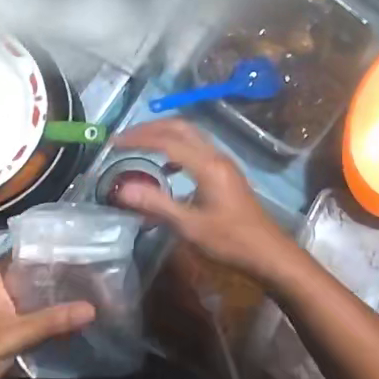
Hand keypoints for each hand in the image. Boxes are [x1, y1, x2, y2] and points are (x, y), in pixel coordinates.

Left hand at [0, 259, 94, 378]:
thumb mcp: (9, 336)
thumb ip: (51, 321)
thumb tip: (94, 308)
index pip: (30, 250)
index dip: (58, 247)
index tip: (90, 245)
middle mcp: (0, 289)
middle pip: (39, 273)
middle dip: (67, 273)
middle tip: (103, 268)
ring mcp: (5, 312)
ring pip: (41, 296)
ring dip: (64, 296)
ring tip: (100, 289)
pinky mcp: (10, 333)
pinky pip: (40, 316)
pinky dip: (57, 316)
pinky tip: (82, 316)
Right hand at [110, 120, 302, 283]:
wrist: (266, 250)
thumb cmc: (229, 240)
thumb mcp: (189, 226)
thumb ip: (156, 205)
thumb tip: (121, 188)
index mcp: (208, 166)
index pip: (168, 140)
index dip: (139, 139)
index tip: (112, 143)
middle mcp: (217, 157)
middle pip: (182, 128)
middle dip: (151, 129)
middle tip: (123, 139)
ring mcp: (224, 163)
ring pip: (191, 136)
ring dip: (165, 136)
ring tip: (138, 148)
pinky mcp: (226, 173)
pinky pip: (198, 149)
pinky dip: (178, 149)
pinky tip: (165, 170)